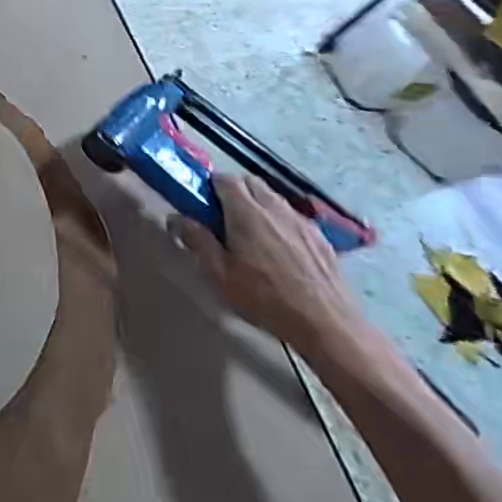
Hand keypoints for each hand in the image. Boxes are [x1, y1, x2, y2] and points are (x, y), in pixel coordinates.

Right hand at [171, 174, 360, 350]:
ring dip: (258, 205)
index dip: (211, 187)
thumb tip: (176, 218)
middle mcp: (274, 206)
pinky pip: (292, 216)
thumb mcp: (220, 275)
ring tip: (252, 237)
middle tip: (225, 220)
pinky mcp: (319, 235)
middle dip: (235, 192)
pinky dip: (280, 221)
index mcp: (246, 211)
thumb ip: (198, 241)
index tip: (204, 206)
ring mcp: (300, 219)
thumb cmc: (265, 299)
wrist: (325, 322)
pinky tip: (280, 251)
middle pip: (250, 182)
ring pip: (273, 197)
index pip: (225, 179)